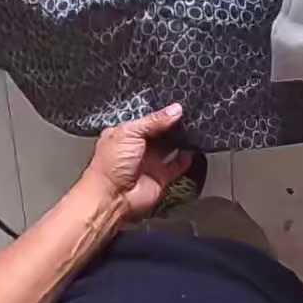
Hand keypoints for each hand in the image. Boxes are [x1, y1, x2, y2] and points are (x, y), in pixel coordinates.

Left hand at [79, 103, 194, 219]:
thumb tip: (174, 110)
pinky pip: (178, 165)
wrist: (113, 197)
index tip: (176, 106)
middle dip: (173, 125)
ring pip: (171, 147)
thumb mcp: (130, 132)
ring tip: (192, 129)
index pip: (146, 119)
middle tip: (186, 115)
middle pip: (161, 132)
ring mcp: (150, 162)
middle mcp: (137, 147)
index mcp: (125, 134)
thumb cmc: (110, 165)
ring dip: (181, 140)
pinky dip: (186, 158)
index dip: (160, 113)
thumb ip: (154, 121)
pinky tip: (192, 148)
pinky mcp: (161, 176)